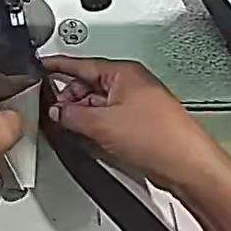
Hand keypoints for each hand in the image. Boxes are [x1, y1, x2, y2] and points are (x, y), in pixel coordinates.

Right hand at [42, 55, 230, 194]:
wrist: (190, 167)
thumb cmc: (161, 138)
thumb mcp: (101, 124)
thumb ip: (71, 115)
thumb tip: (57, 111)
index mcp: (123, 73)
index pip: (80, 63)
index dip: (57, 65)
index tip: (41, 66)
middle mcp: (131, 84)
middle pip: (87, 84)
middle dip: (69, 99)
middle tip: (55, 112)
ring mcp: (137, 103)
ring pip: (98, 103)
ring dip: (83, 115)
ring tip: (74, 128)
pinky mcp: (141, 123)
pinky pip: (109, 118)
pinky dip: (97, 126)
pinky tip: (92, 138)